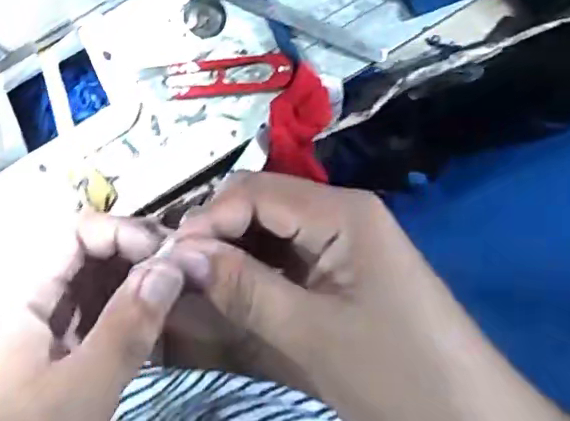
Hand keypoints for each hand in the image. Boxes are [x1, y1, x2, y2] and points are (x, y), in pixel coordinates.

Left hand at [0, 211, 185, 420]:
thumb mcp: (80, 392)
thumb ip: (126, 327)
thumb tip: (171, 265)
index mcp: (21, 292)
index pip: (76, 232)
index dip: (123, 233)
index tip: (168, 255)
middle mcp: (30, 302)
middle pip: (86, 256)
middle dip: (135, 256)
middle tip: (185, 269)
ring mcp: (41, 336)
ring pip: (94, 289)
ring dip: (136, 285)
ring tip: (180, 291)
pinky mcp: (54, 367)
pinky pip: (95, 323)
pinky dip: (127, 317)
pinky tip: (158, 324)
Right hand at [170, 172, 568, 420]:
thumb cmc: (400, 378)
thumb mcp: (314, 336)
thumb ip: (245, 288)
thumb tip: (180, 254)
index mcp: (341, 210)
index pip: (256, 192)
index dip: (209, 218)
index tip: (169, 257)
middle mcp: (341, 210)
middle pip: (263, 203)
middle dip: (217, 232)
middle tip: (176, 271)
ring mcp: (346, 238)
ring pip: (272, 228)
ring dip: (234, 251)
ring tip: (195, 283)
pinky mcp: (346, 267)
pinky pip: (290, 255)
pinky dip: (258, 270)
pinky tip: (233, 292)